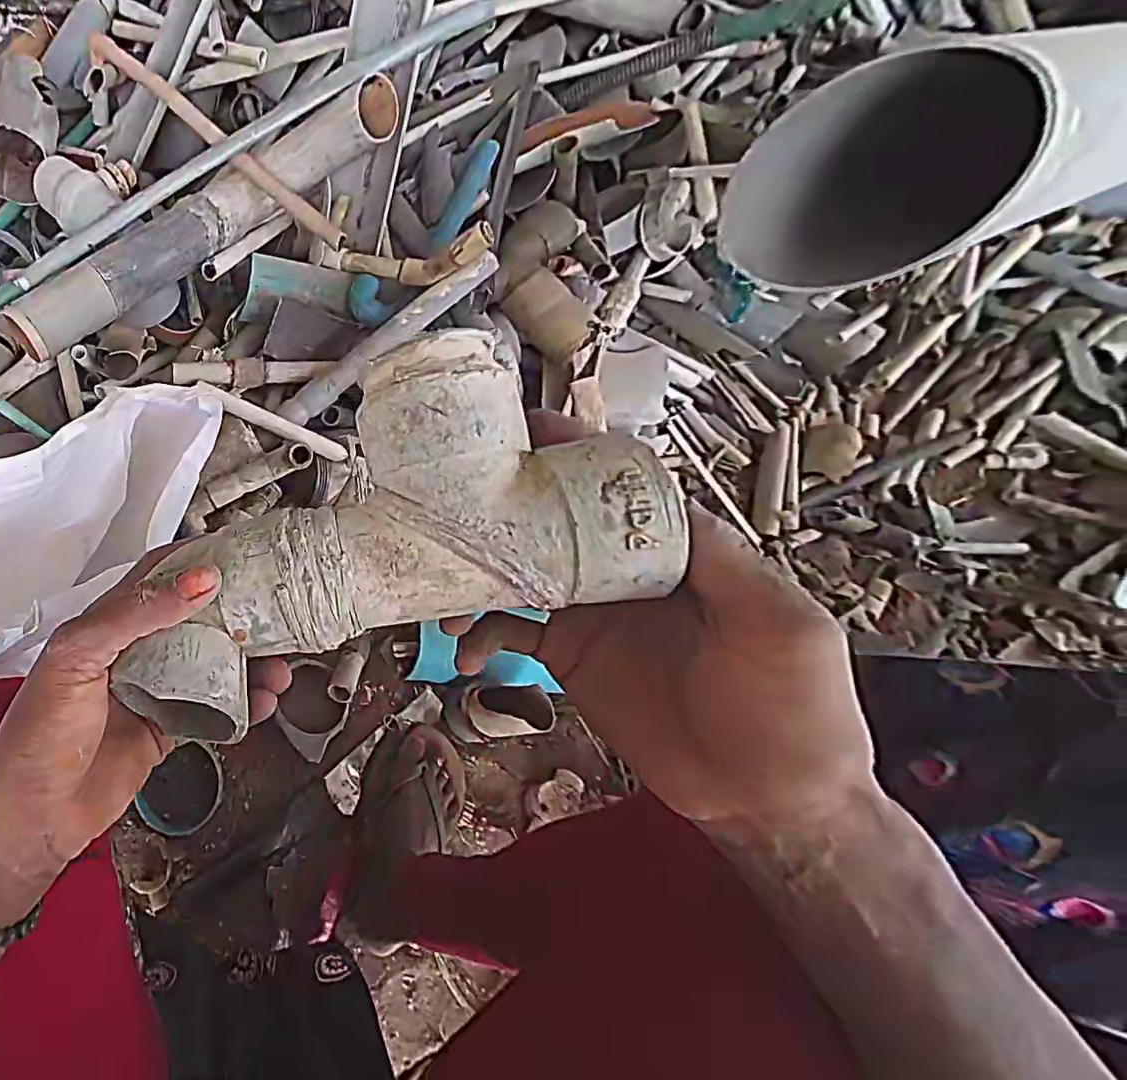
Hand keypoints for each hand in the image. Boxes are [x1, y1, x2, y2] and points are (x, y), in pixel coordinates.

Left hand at [0, 547, 291, 924]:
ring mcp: (150, 691)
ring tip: (275, 662)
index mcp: (104, 625)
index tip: (235, 554)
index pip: (155, 578)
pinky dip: (240, 704)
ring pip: (209, 663)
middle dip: (232, 612)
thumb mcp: (79, 656)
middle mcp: (130, 652)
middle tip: (270, 609)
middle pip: (192, 619)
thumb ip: (135, 615)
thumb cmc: (38, 735)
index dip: (193, 561)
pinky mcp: (164, 728)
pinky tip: (259, 701)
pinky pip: (212, 709)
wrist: (35, 815)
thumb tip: (195, 582)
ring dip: (244, 661)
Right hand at [440, 412, 877, 833]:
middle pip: (550, 527)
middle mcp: (621, 575)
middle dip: (502, 516)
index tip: (526, 432)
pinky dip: (480, 639)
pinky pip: (507, 633)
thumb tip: (666, 503)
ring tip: (449, 608)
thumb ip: (727, 565)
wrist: (761, 799)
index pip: (616, 491)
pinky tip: (468, 657)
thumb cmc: (794, 714)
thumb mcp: (781, 630)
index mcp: (675, 556)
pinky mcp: (563, 654)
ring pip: (515, 578)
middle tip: (456, 509)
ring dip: (476, 585)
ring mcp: (586, 614)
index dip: (573, 458)